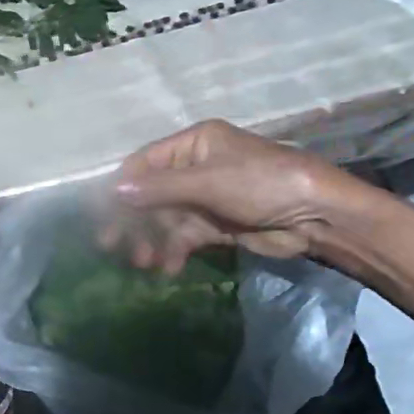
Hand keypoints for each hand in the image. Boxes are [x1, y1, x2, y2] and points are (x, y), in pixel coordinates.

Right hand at [100, 120, 375, 273]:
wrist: (315, 215)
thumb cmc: (262, 183)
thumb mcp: (208, 182)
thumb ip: (160, 188)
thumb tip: (113, 191)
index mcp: (194, 144)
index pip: (144, 163)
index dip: (120, 188)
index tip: (98, 214)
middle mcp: (196, 168)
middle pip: (151, 194)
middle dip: (133, 220)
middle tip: (110, 245)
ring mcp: (206, 198)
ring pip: (165, 219)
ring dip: (151, 240)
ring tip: (142, 263)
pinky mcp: (217, 225)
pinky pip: (184, 237)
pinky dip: (174, 252)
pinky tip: (167, 269)